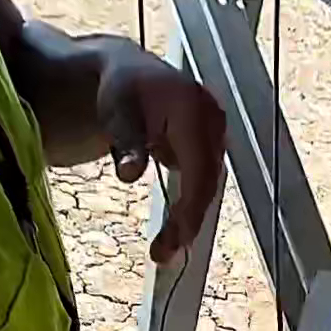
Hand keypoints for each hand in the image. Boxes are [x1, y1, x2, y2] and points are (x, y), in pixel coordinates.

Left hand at [97, 50, 228, 266]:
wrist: (125, 76)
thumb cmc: (119, 92)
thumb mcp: (115, 112)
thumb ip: (126, 142)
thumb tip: (130, 174)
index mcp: (193, 107)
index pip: (200, 168)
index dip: (191, 208)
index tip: (178, 239)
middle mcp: (212, 122)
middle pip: (207, 184)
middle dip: (188, 223)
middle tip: (163, 254)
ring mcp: (214, 138)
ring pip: (206, 190)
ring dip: (187, 223)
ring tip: (163, 250)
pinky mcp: (210, 152)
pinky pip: (202, 188)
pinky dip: (187, 211)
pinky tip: (171, 233)